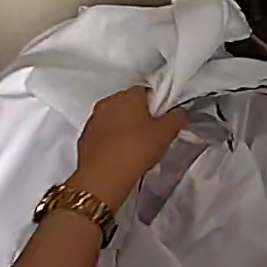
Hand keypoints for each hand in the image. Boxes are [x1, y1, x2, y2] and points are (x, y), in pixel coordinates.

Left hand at [69, 88, 187, 206]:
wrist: (104, 176)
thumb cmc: (137, 148)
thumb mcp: (167, 133)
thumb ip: (177, 118)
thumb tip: (181, 112)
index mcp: (129, 96)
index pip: (146, 91)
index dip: (157, 104)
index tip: (164, 119)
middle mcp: (108, 102)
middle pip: (128, 103)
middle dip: (140, 114)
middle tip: (153, 133)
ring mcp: (94, 119)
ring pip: (115, 118)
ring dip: (125, 127)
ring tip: (137, 146)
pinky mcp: (85, 137)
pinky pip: (104, 133)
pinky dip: (113, 140)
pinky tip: (122, 154)